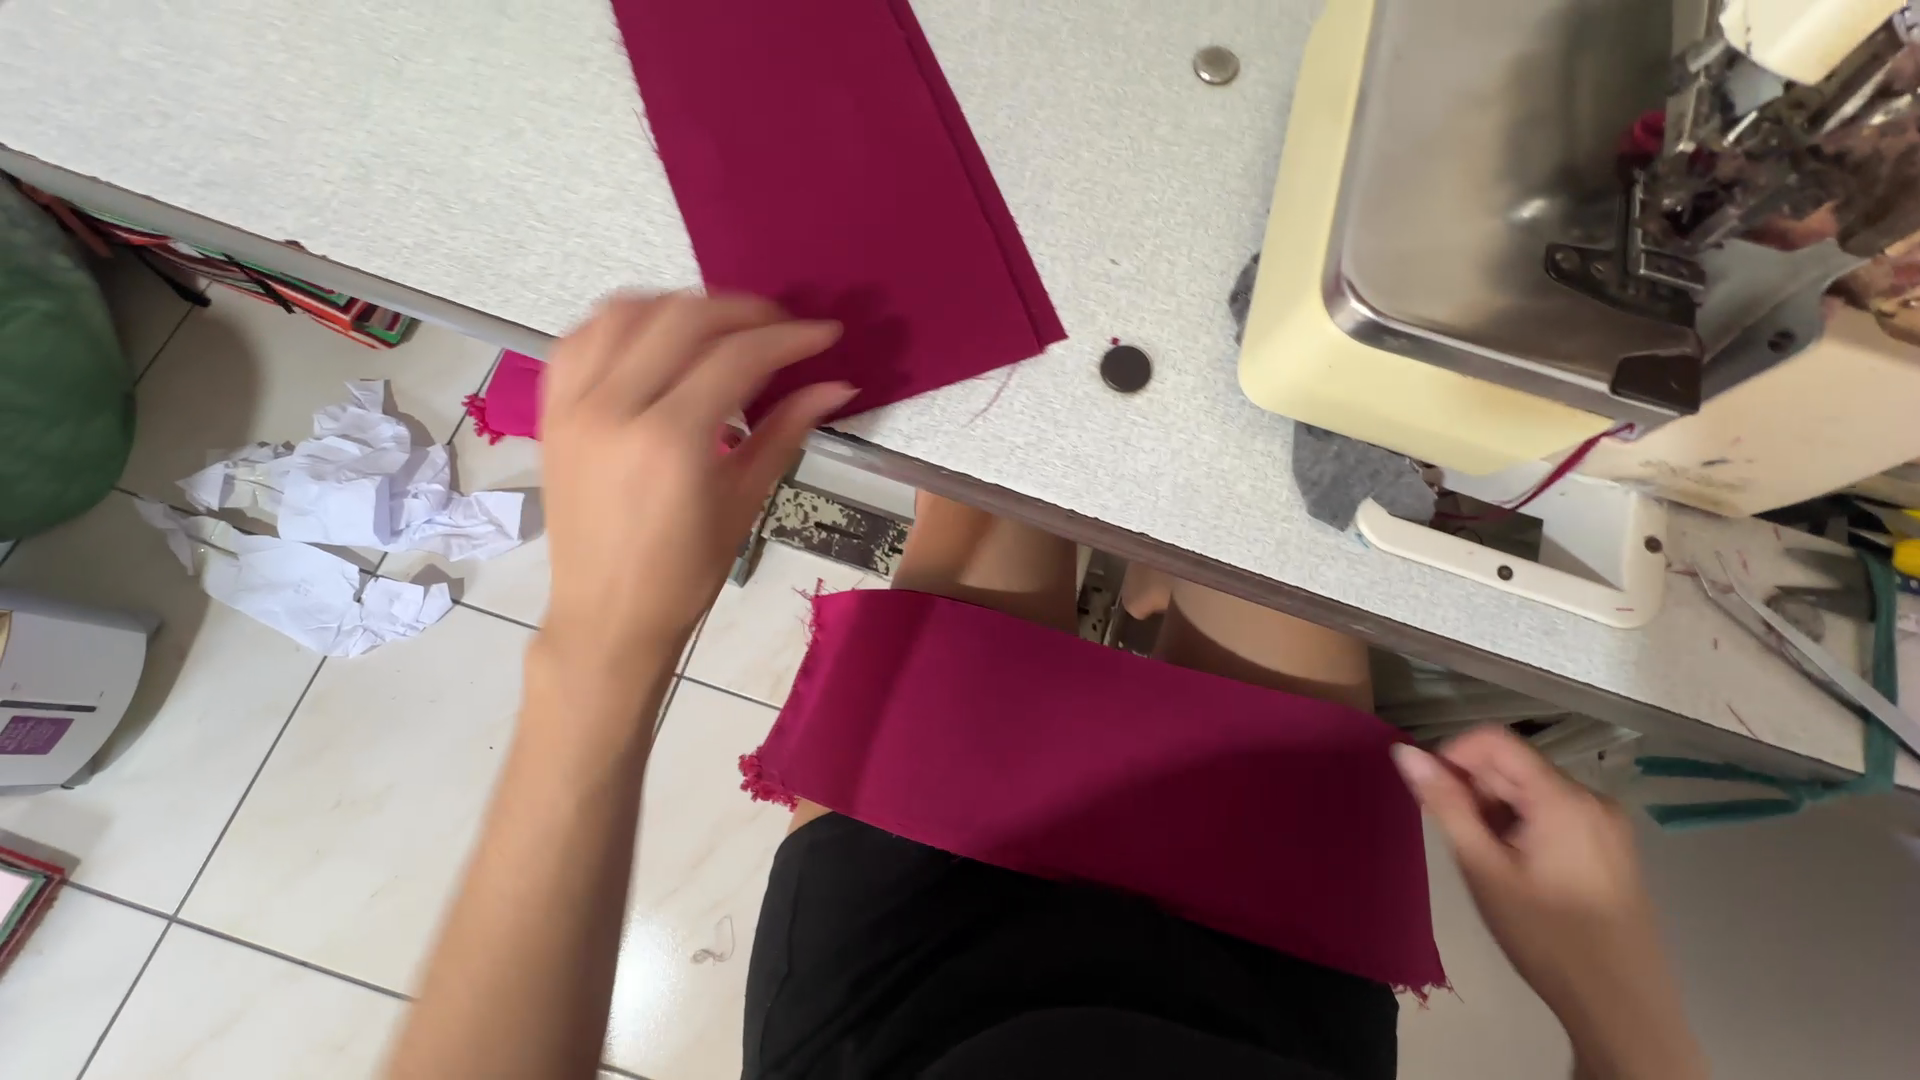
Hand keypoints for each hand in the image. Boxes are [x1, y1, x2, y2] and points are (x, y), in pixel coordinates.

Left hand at [537, 292, 854, 689]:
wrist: (608, 616)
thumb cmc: (686, 573)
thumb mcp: (744, 501)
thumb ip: (786, 431)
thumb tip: (836, 386)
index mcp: (671, 441)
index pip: (736, 357)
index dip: (788, 337)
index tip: (824, 334)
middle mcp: (615, 408)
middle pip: (683, 319)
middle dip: (742, 310)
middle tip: (781, 326)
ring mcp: (574, 405)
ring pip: (626, 312)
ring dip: (682, 304)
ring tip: (721, 324)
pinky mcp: (552, 410)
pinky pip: (582, 337)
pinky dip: (624, 321)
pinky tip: (656, 334)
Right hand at [1393, 728, 1706, 1079]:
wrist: (1622, 1009)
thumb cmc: (1545, 936)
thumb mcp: (1482, 867)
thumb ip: (1444, 803)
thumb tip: (1403, 751)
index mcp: (1564, 797)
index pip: (1494, 740)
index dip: (1453, 756)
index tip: (1435, 797)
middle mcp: (1592, 798)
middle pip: (1512, 765)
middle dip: (1474, 791)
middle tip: (1463, 842)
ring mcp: (1607, 823)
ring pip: (1528, 790)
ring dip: (1495, 812)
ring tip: (1490, 862)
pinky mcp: (1610, 845)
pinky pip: (1551, 812)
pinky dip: (1521, 826)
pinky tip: (1517, 869)